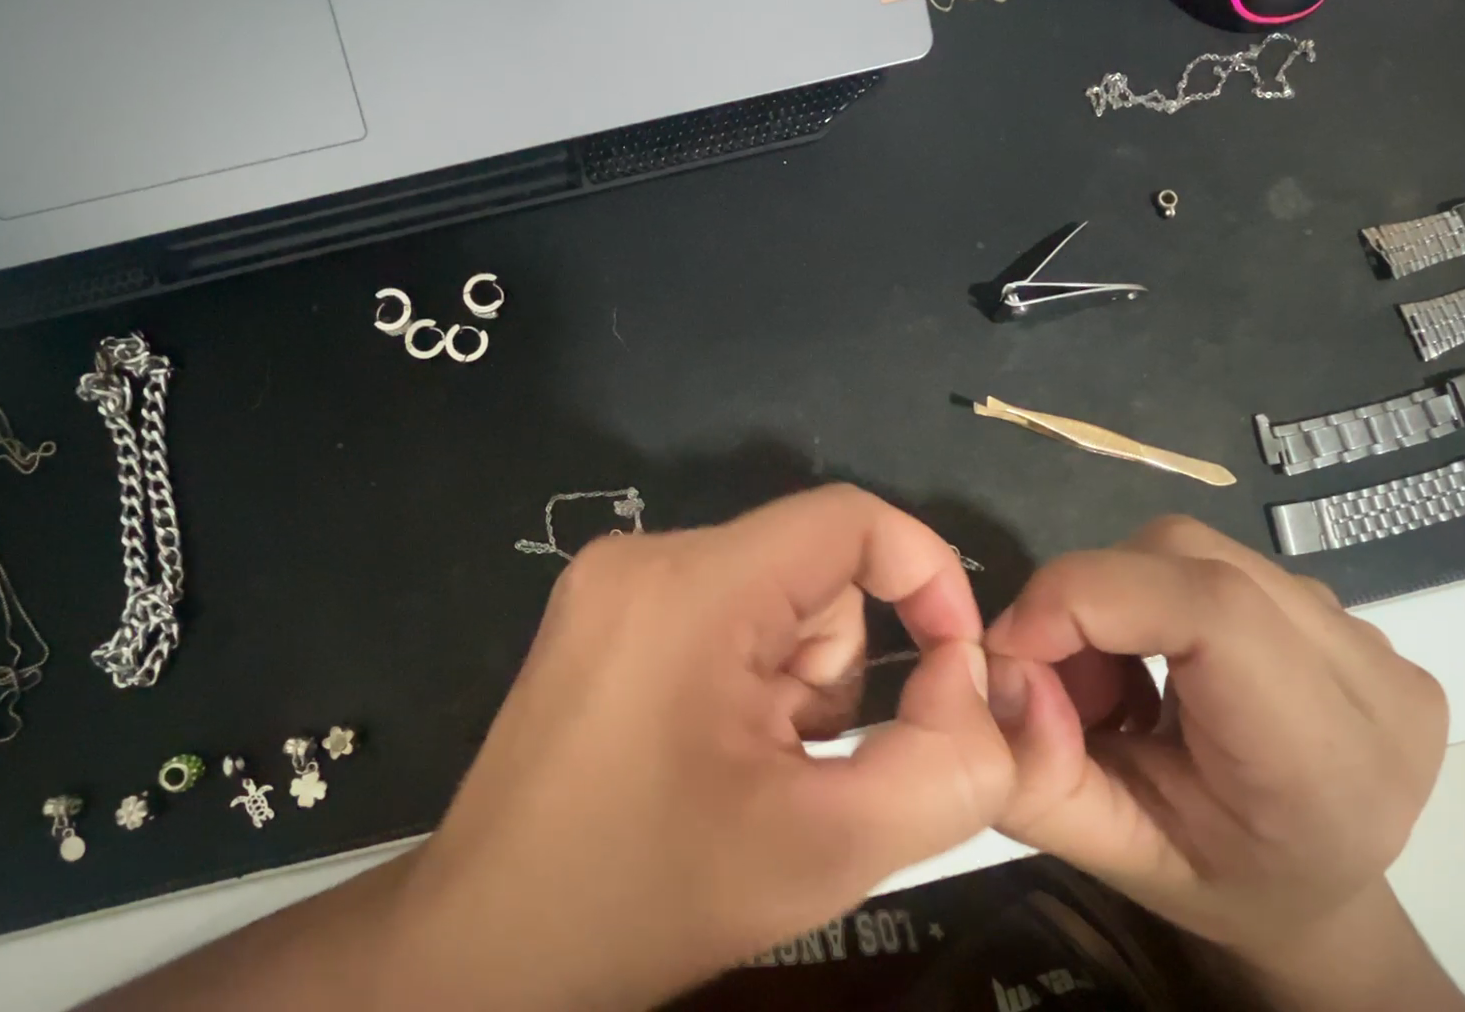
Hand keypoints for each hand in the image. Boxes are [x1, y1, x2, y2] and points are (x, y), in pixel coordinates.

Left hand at [389, 486, 1015, 1009]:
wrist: (492, 945)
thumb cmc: (649, 894)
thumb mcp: (830, 846)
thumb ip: (947, 764)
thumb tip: (973, 681)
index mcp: (692, 587)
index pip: (848, 519)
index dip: (926, 574)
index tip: (954, 663)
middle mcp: (643, 559)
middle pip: (810, 568)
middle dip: (838, 668)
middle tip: (796, 764)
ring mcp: (611, 585)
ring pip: (769, 597)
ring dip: (791, 682)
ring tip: (746, 769)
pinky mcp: (598, 616)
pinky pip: (719, 615)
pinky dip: (745, 679)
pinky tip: (707, 754)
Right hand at [982, 517, 1448, 964]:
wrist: (1313, 888)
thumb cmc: (1214, 881)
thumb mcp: (1111, 855)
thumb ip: (1039, 779)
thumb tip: (1001, 674)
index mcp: (1323, 760)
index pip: (1210, 609)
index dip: (1084, 599)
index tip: (1011, 647)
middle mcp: (1368, 678)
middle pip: (1186, 558)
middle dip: (1085, 599)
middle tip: (1057, 678)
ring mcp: (1367, 636)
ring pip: (1191, 550)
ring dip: (1117, 597)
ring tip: (1115, 679)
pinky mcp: (1346, 614)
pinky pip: (1212, 562)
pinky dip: (1150, 597)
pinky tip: (1161, 663)